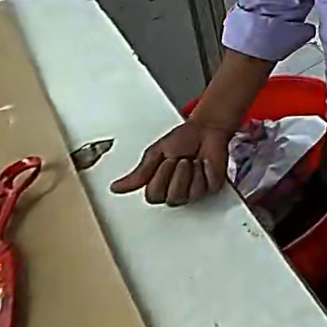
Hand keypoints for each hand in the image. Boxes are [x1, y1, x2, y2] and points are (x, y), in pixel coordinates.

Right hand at [110, 121, 232, 205]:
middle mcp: (176, 191)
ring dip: (192, 170)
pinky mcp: (210, 187)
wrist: (207, 127)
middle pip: (172, 198)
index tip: (167, 159)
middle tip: (182, 158)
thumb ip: (140, 172)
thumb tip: (115, 187)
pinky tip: (206, 162)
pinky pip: (205, 186)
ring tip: (194, 160)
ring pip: (188, 194)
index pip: (154, 195)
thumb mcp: (157, 152)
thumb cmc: (184, 137)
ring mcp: (193, 191)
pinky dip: (206, 169)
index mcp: (160, 185)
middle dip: (177, 172)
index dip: (161, 175)